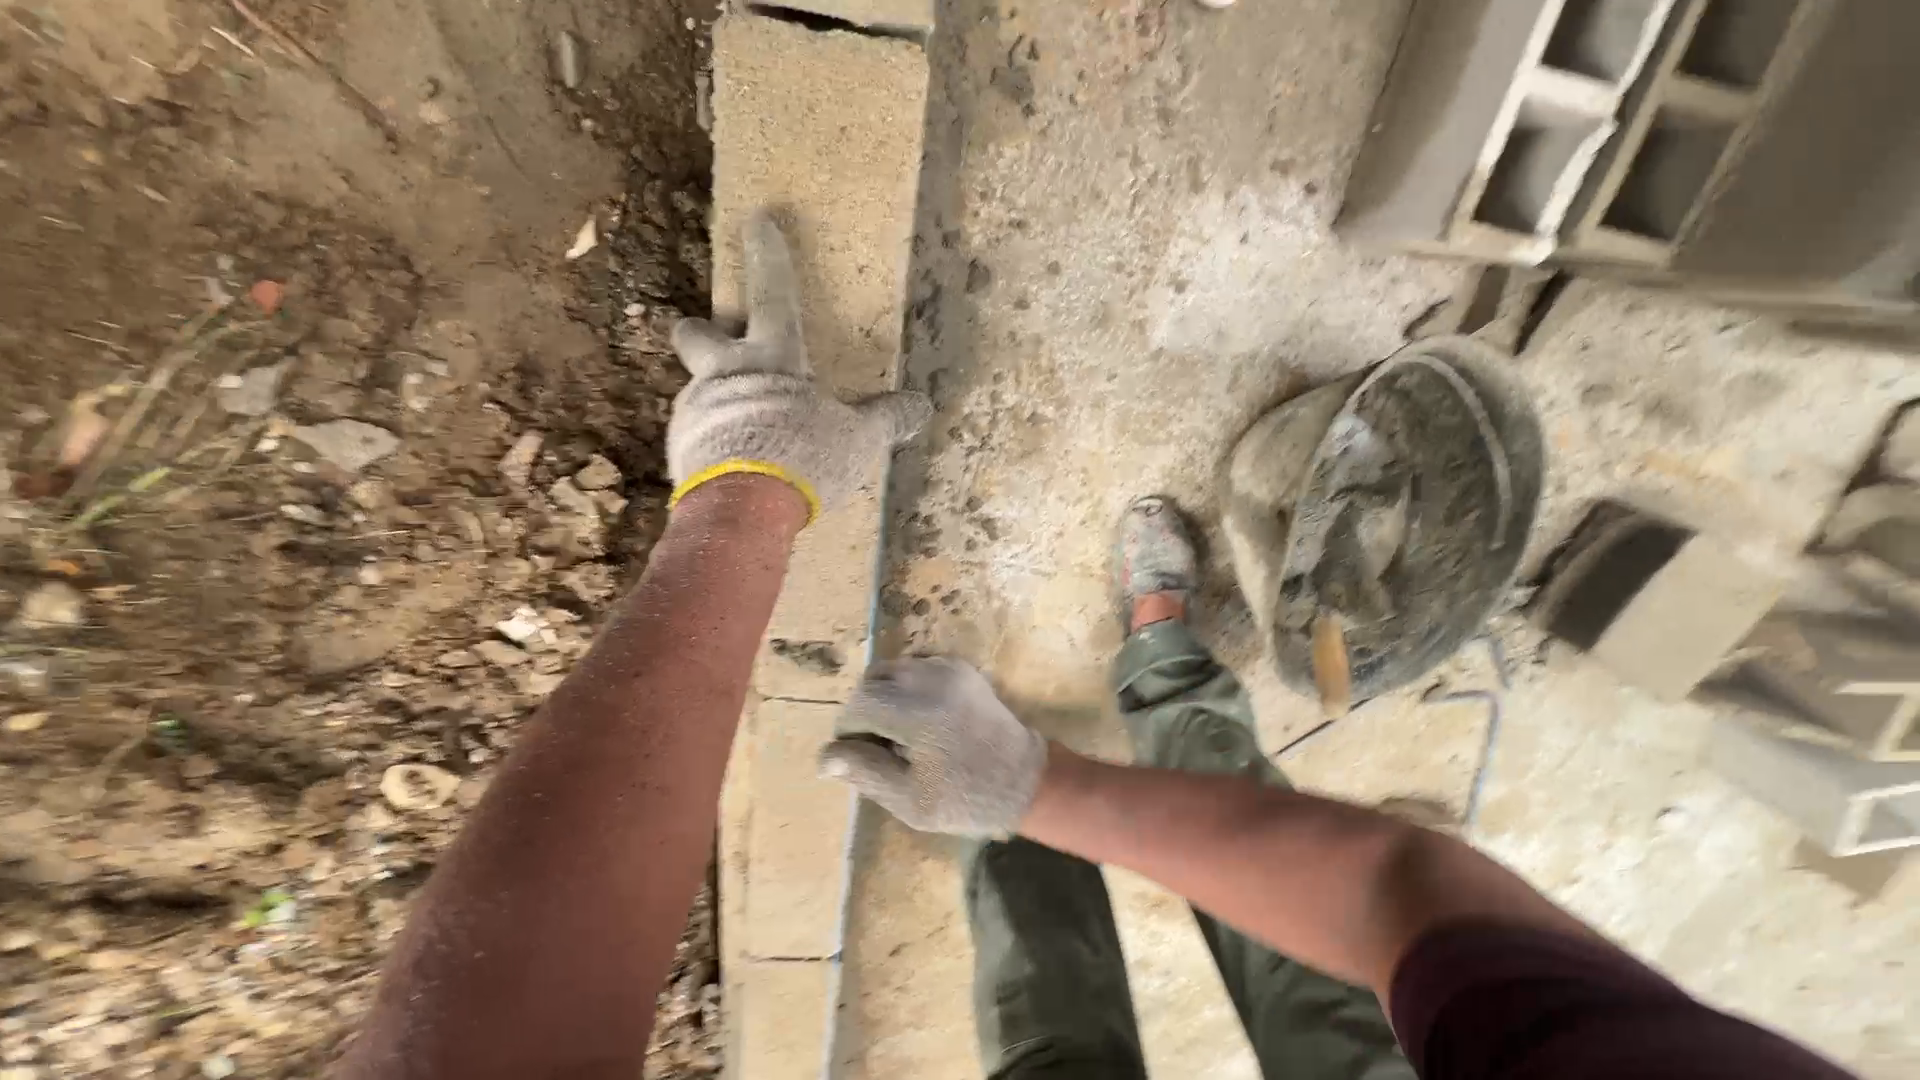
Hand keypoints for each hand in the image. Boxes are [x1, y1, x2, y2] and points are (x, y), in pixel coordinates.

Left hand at [668, 210, 931, 522]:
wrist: (743, 507)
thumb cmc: (803, 455)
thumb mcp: (857, 438)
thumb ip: (886, 419)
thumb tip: (922, 407)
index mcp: (772, 357)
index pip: (773, 292)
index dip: (768, 255)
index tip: (758, 221)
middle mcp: (725, 372)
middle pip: (696, 333)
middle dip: (701, 330)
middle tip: (716, 341)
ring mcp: (696, 409)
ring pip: (697, 387)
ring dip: (717, 397)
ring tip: (746, 427)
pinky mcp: (681, 447)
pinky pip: (697, 433)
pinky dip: (715, 439)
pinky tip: (736, 462)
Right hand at [818, 658, 1048, 836]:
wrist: (1024, 780)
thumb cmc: (965, 799)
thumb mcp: (909, 799)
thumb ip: (865, 772)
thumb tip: (825, 758)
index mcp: (917, 712)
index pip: (857, 705)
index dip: (849, 733)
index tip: (860, 759)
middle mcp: (931, 678)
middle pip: (871, 682)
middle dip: (864, 712)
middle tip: (879, 749)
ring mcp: (948, 668)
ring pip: (892, 671)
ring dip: (884, 697)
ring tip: (899, 734)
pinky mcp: (960, 667)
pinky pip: (916, 667)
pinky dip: (907, 688)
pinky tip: (919, 719)